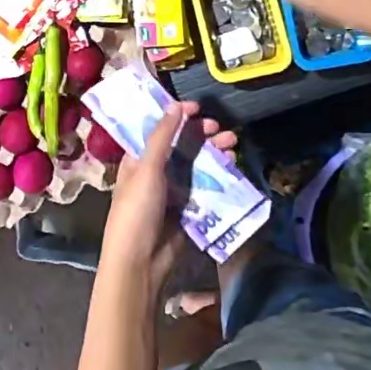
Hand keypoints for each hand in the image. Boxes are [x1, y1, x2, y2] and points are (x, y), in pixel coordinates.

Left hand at [102, 101, 237, 289]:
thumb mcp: (146, 169)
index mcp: (138, 160)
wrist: (141, 263)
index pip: (159, 130)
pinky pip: (207, 188)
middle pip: (183, 146)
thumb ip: (162, 137)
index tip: (198, 107)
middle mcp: (156, 172)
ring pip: (198, 165)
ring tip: (233, 145)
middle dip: (202, 135)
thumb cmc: (136, 211)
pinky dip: (220, 177)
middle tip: (221, 129)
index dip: (176, 116)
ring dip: (215, 153)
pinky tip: (234, 168)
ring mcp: (174, 192)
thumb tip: (175, 105)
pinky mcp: (189, 210)